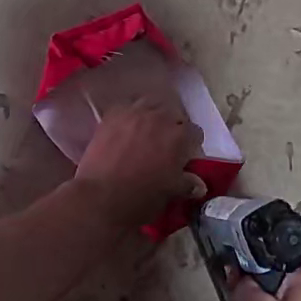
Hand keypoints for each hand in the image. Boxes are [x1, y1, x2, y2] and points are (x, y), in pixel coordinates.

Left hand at [71, 97, 204, 226]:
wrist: (100, 196)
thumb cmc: (141, 197)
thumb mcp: (170, 193)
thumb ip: (187, 184)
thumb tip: (199, 185)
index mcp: (180, 137)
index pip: (195, 133)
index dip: (192, 145)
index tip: (185, 156)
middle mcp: (160, 118)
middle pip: (174, 114)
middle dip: (173, 126)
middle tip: (166, 144)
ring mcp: (135, 113)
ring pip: (151, 103)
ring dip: (153, 114)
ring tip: (148, 129)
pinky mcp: (112, 115)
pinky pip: (127, 105)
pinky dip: (130, 113)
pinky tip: (127, 126)